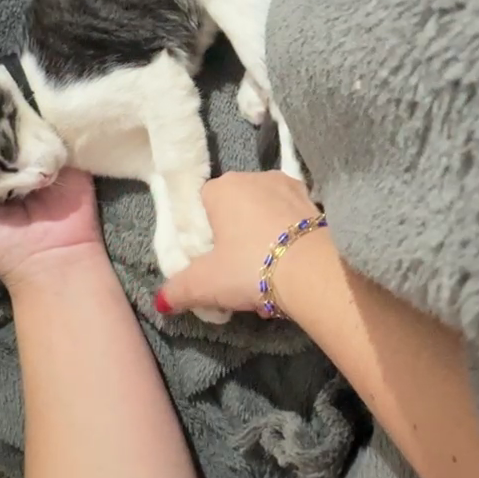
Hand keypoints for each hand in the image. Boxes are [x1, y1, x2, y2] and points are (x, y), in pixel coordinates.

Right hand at [155, 171, 326, 317]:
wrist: (315, 269)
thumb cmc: (251, 267)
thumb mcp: (204, 284)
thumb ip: (177, 290)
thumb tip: (162, 300)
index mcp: (224, 187)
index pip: (202, 203)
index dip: (203, 232)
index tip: (210, 258)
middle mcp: (256, 177)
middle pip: (235, 206)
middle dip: (234, 234)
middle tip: (237, 268)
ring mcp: (290, 185)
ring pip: (266, 212)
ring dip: (263, 235)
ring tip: (267, 270)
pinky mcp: (316, 200)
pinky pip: (291, 217)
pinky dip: (288, 235)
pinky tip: (290, 262)